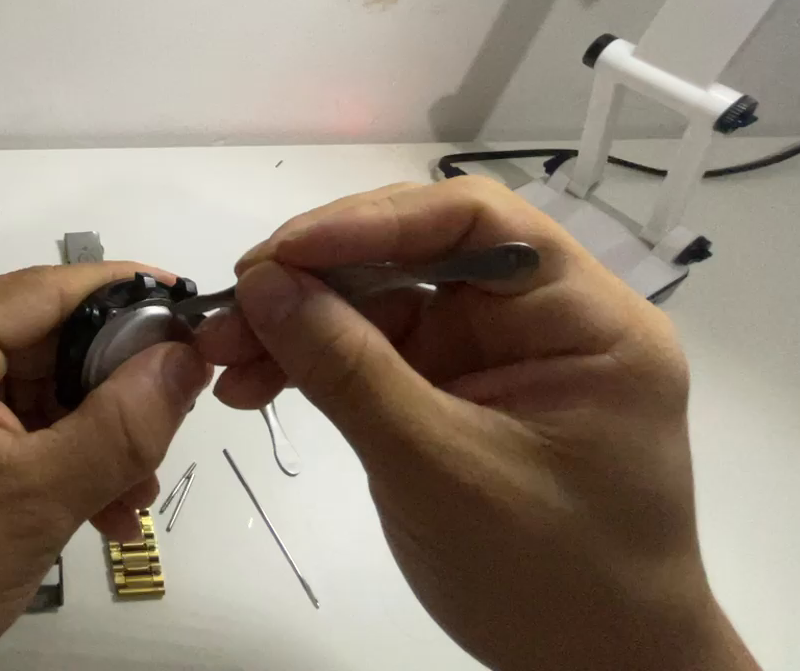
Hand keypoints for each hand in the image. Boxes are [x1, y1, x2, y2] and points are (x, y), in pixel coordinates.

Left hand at [0, 263, 211, 670]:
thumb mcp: (37, 495)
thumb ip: (122, 424)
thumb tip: (188, 356)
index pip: (44, 290)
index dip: (122, 293)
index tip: (189, 304)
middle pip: (43, 342)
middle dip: (112, 389)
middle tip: (172, 423)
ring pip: (36, 389)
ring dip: (93, 437)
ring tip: (137, 493)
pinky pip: (13, 426)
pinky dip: (59, 460)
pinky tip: (103, 509)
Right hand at [198, 177, 758, 670]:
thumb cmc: (548, 578)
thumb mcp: (439, 468)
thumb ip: (347, 368)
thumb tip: (260, 284)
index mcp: (579, 318)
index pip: (473, 220)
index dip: (373, 220)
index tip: (287, 252)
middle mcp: (526, 314)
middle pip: (404, 252)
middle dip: (311, 276)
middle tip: (234, 303)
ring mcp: (476, 345)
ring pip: (364, 297)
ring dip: (288, 321)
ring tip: (219, 354)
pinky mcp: (433, 377)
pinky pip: (353, 344)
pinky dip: (298, 358)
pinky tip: (247, 383)